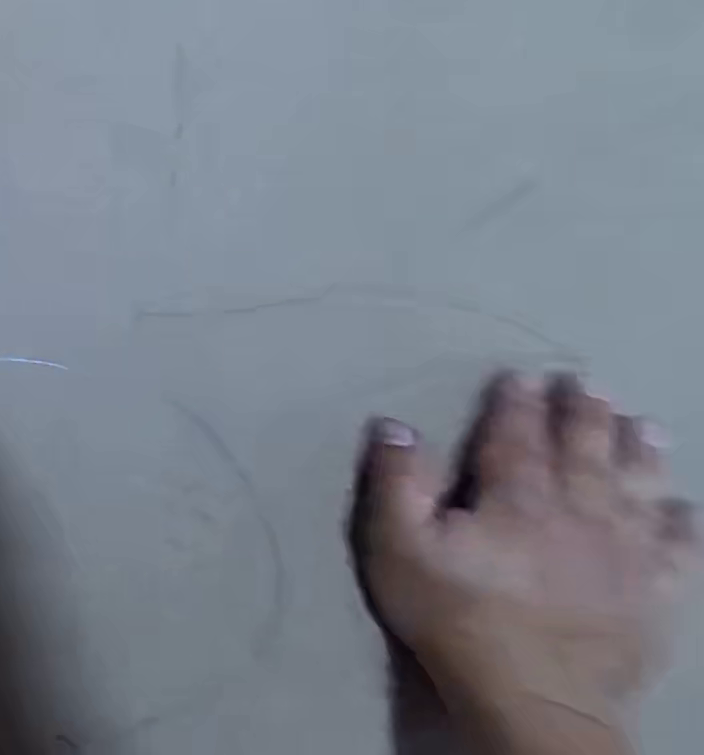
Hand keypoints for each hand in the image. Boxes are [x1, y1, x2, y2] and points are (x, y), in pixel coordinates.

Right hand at [354, 374, 696, 749]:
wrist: (531, 694)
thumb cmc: (447, 607)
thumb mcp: (396, 540)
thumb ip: (397, 479)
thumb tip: (395, 424)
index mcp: (515, 503)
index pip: (515, 441)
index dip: (516, 406)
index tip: (520, 375)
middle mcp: (578, 520)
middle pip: (583, 458)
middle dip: (583, 418)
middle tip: (589, 382)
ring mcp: (626, 560)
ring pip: (639, 493)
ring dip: (641, 455)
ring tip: (645, 424)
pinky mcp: (653, 597)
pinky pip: (681, 551)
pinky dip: (686, 524)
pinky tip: (686, 506)